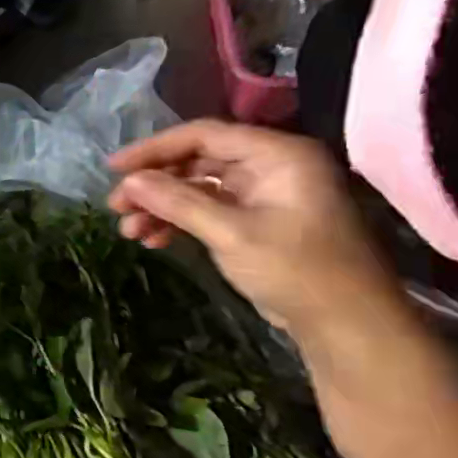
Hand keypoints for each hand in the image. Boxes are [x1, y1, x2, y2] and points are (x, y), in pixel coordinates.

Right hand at [106, 120, 399, 333]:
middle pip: (196, 160)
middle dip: (154, 184)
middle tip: (116, 207)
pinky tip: (153, 240)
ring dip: (160, 207)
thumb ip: (178, 202)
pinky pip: (206, 210)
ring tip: (129, 231)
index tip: (113, 169)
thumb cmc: (297, 270)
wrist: (344, 322)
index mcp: (276, 155)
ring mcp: (262, 194)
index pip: (203, 135)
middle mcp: (269, 166)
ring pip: (196, 188)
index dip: (153, 149)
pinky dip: (178, 222)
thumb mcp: (231, 234)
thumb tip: (129, 182)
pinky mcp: (254, 221)